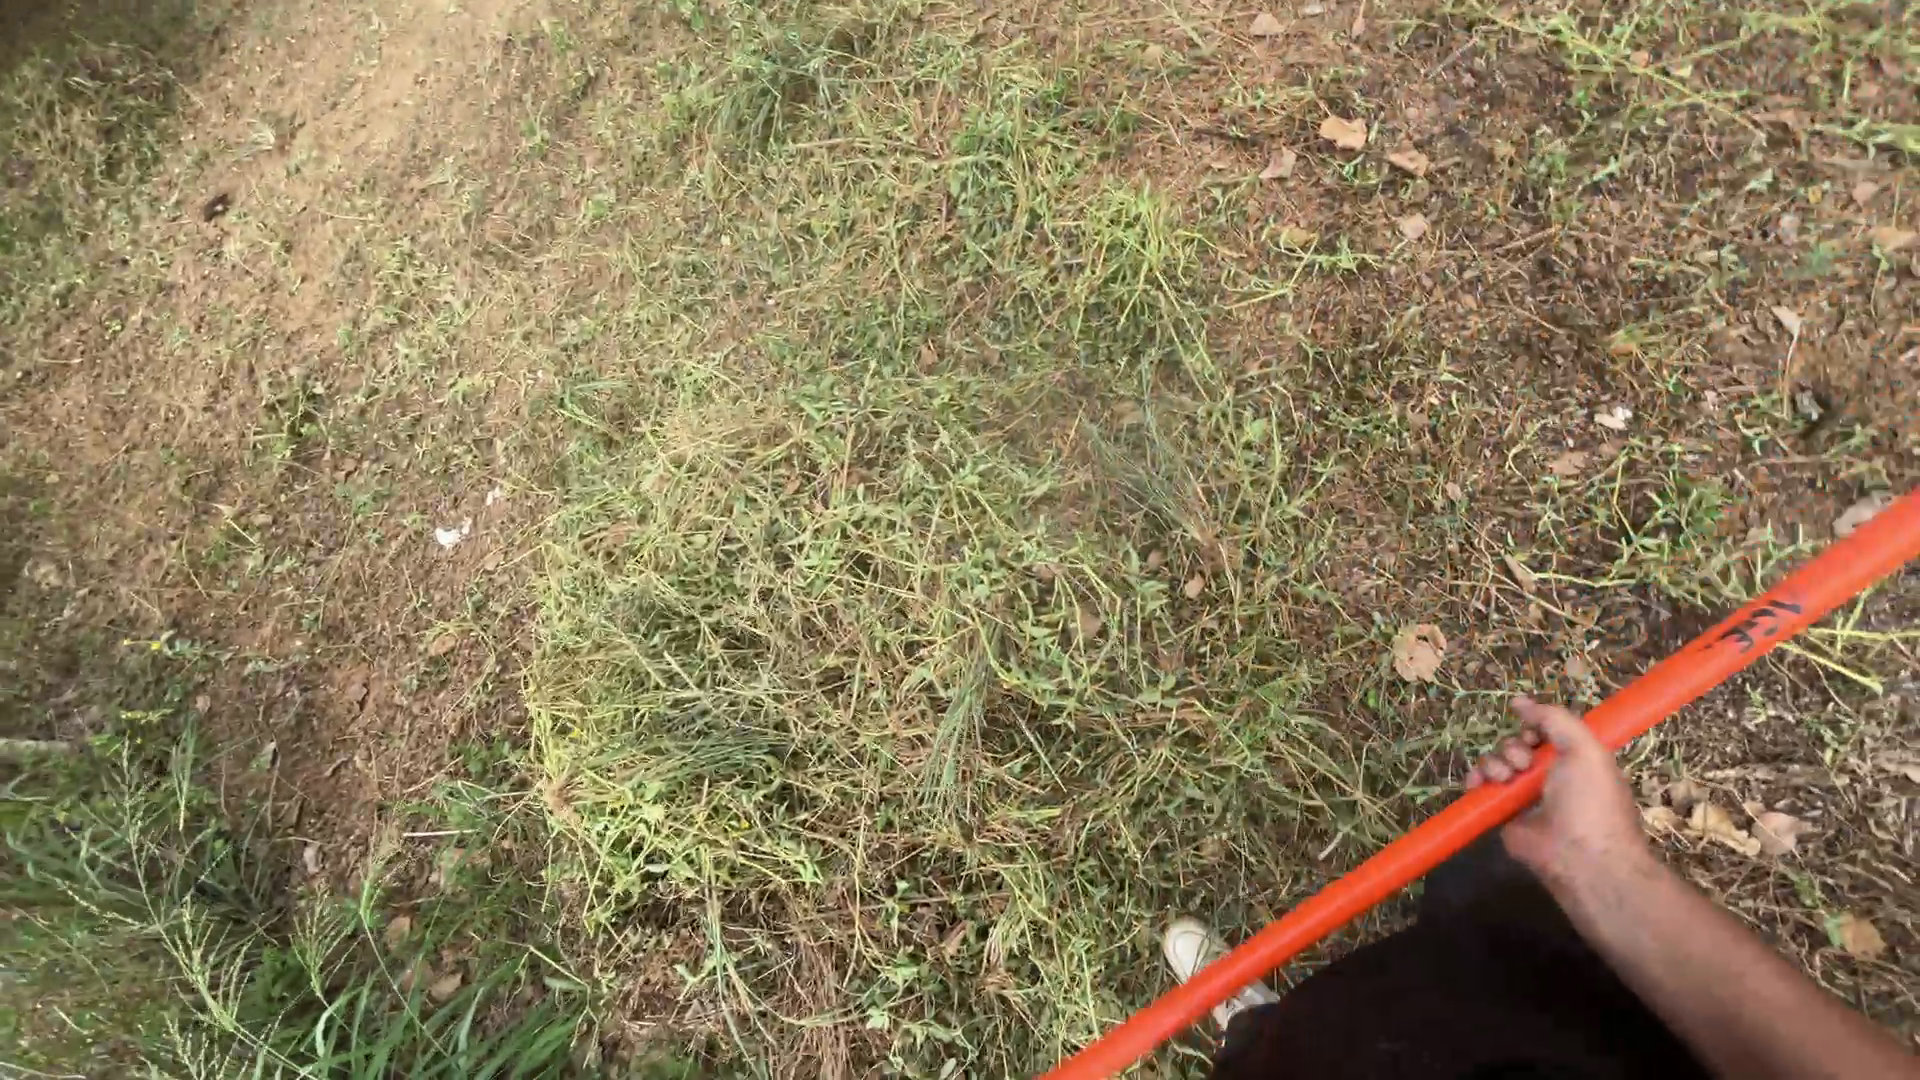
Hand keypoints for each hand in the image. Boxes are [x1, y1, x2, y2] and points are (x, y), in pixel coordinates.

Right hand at [1466, 696, 1649, 895]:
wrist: (1580, 855)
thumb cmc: (1590, 801)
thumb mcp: (1585, 751)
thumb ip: (1556, 720)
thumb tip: (1520, 701)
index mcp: (1573, 761)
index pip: (1544, 732)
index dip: (1534, 727)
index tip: (1531, 732)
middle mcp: (1548, 775)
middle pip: (1515, 745)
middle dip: (1513, 747)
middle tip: (1524, 763)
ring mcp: (1523, 793)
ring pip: (1494, 761)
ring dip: (1494, 763)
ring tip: (1505, 777)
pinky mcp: (1501, 810)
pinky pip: (1479, 785)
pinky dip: (1475, 780)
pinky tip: (1478, 784)